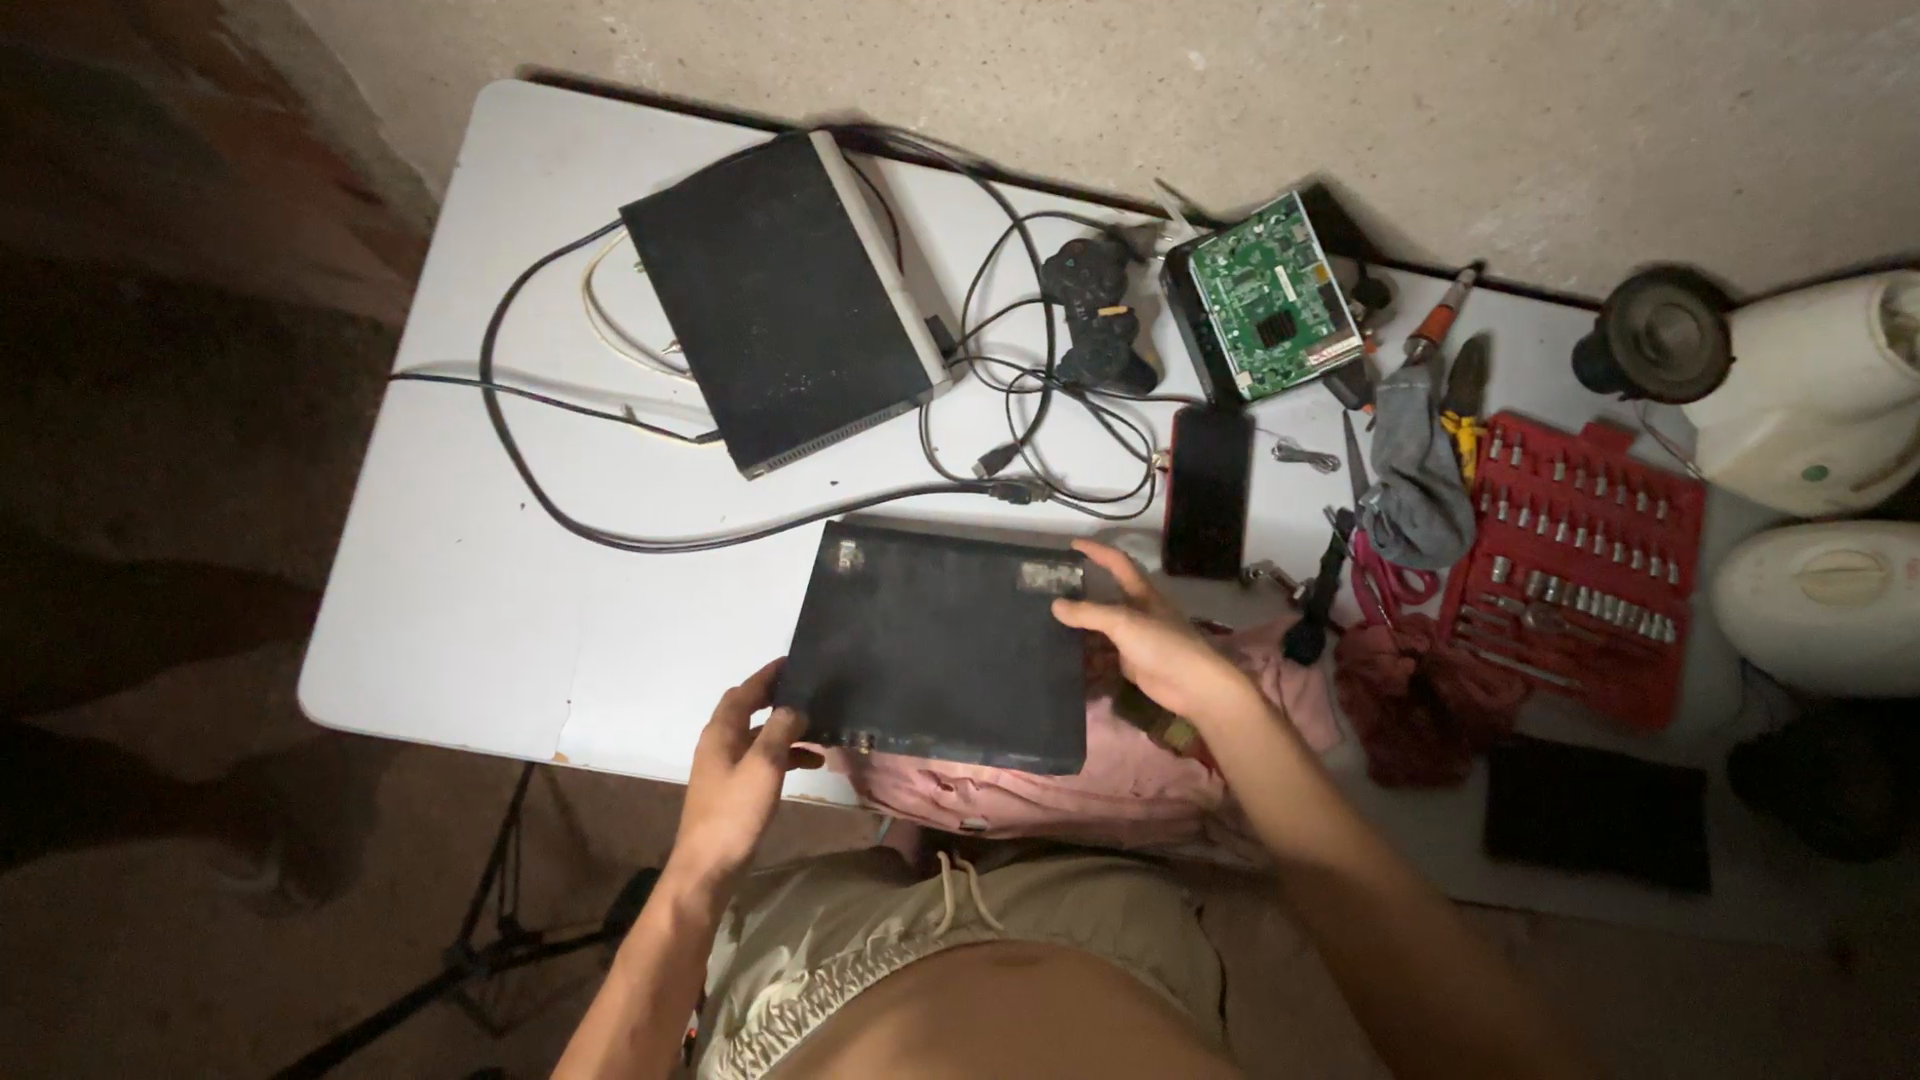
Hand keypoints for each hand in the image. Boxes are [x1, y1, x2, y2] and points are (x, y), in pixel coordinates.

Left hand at [669, 658, 820, 888]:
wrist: (709, 866)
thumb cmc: (734, 812)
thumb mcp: (763, 766)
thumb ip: (779, 731)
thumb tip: (793, 707)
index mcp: (721, 733)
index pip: (743, 692)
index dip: (766, 675)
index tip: (791, 662)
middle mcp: (719, 744)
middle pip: (748, 709)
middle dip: (776, 698)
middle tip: (807, 690)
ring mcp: (725, 767)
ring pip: (758, 735)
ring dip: (786, 729)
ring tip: (819, 728)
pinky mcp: (734, 788)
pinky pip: (763, 759)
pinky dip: (785, 754)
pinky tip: (812, 763)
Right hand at [1052, 540, 1264, 729]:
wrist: (1193, 686)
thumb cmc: (1162, 644)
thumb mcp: (1123, 622)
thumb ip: (1089, 613)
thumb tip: (1055, 605)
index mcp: (1141, 593)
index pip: (1117, 562)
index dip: (1096, 550)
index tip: (1072, 545)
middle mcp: (1137, 612)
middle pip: (1104, 598)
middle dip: (1081, 596)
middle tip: (1050, 595)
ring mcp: (1134, 638)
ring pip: (1101, 629)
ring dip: (1080, 630)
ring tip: (1050, 629)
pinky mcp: (1131, 662)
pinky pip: (1103, 656)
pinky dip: (1087, 657)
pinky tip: (1068, 660)